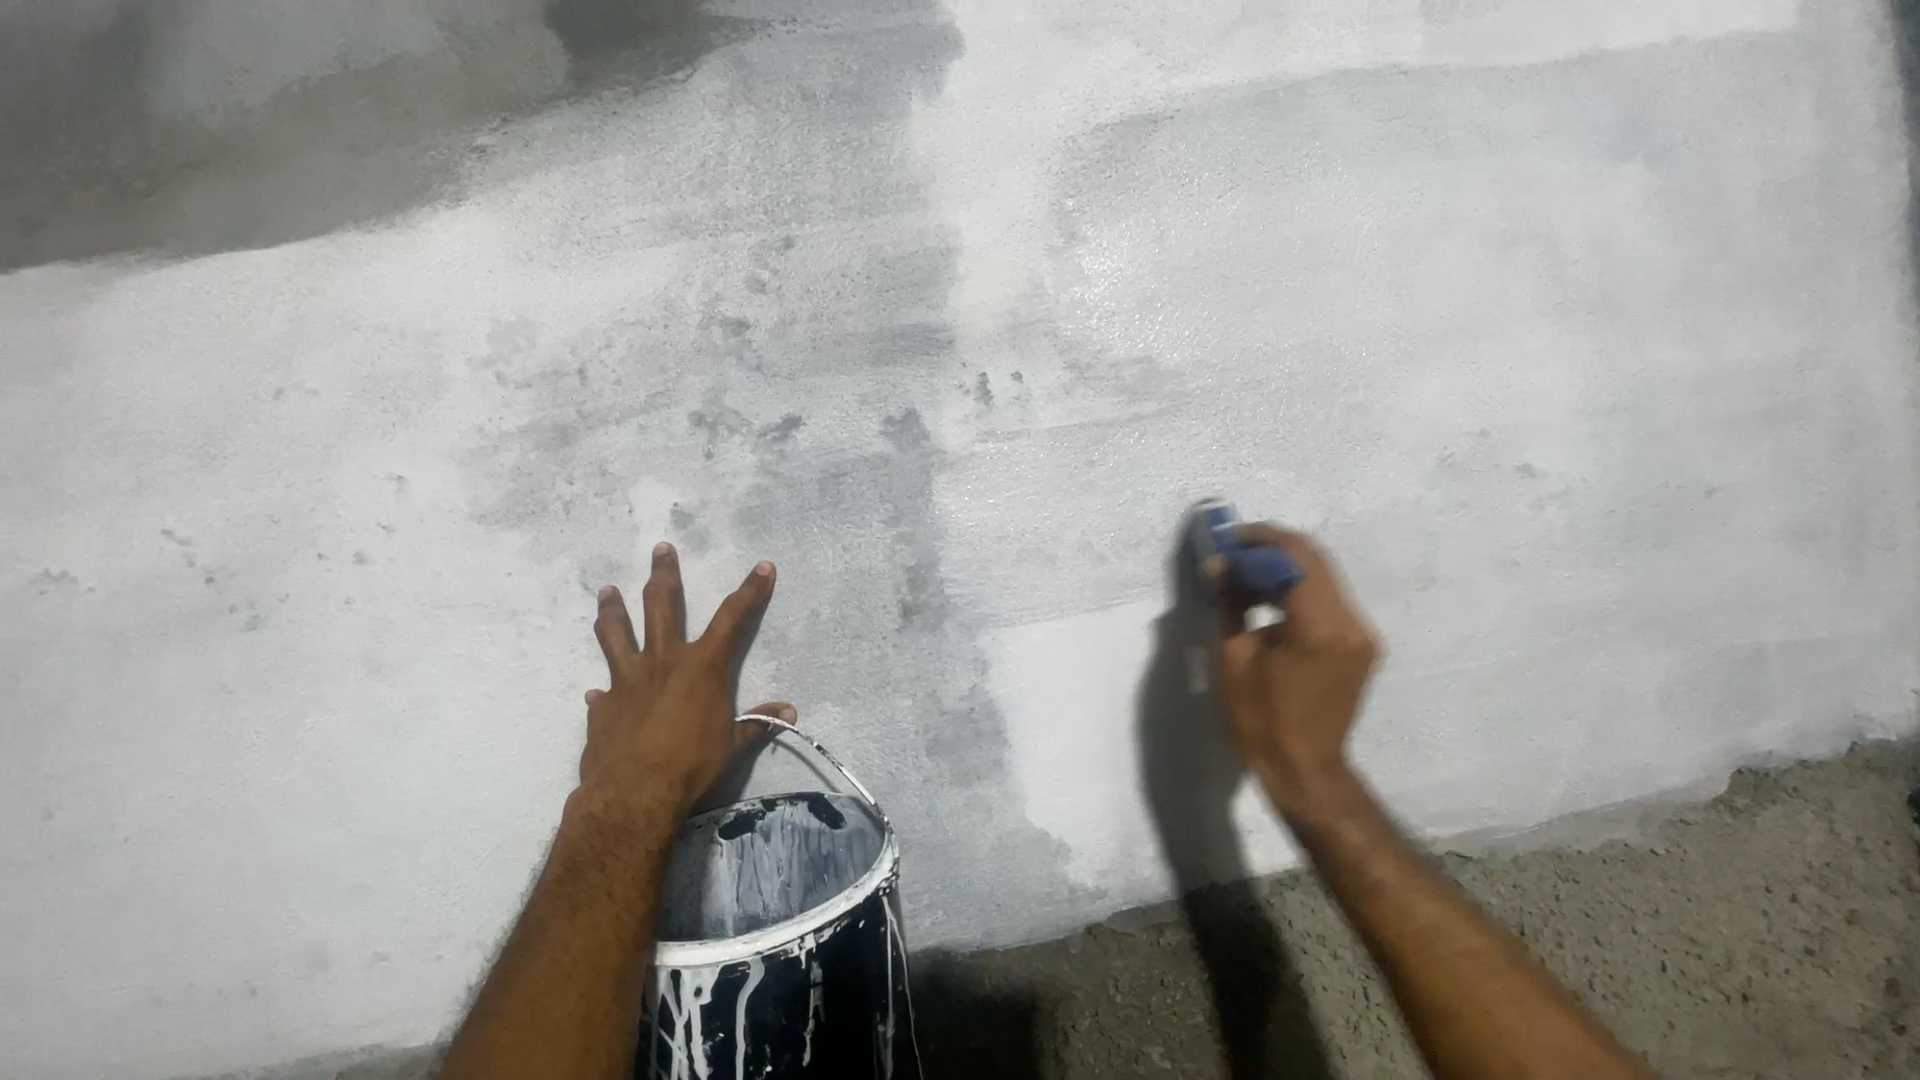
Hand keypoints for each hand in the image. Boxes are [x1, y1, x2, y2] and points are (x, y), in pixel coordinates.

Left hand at [578, 542, 793, 822]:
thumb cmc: (693, 764)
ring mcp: (628, 680)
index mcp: (703, 666)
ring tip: (605, 591)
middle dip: (664, 574)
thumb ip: (757, 724)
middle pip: (662, 606)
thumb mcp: (734, 745)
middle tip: (661, 549)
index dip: (751, 590)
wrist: (635, 792)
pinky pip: (602, 693)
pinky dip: (602, 692)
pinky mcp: (604, 707)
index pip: (733, 618)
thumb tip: (788, 712)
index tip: (763, 566)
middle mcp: (664, 661)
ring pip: (617, 633)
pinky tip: (594, 692)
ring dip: (612, 610)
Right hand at [1212, 525, 1379, 811]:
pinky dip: (1298, 589)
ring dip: (1285, 567)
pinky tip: (1268, 599)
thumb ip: (1231, 604)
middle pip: (1315, 560)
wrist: (1304, 768)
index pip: (1294, 557)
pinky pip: (1329, 600)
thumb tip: (1220, 566)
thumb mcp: (1233, 658)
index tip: (1227, 540)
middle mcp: (1351, 624)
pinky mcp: (1362, 645)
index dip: (1259, 540)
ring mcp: (1362, 634)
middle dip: (1272, 548)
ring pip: (1324, 576)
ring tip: (1245, 575)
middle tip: (1234, 551)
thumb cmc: (1260, 719)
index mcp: (1318, 628)